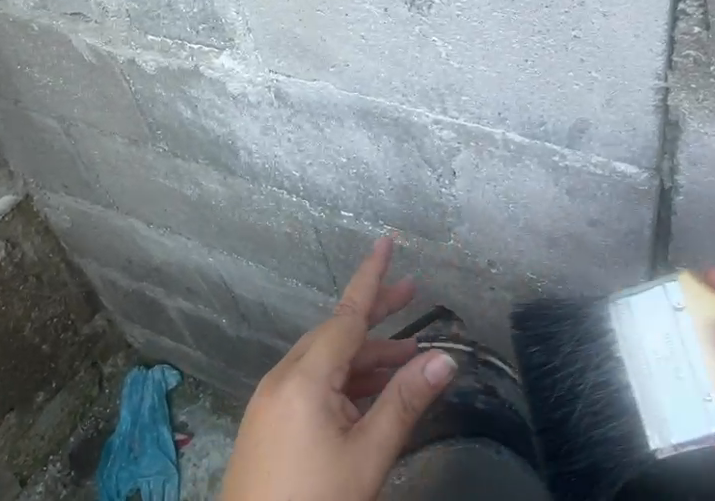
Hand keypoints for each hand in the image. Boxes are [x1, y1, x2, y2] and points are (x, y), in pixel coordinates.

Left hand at [220, 237, 457, 500]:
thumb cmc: (313, 500)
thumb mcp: (368, 455)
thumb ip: (405, 401)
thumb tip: (446, 357)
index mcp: (304, 378)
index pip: (347, 314)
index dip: (371, 277)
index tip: (387, 240)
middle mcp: (282, 379)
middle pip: (337, 333)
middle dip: (377, 316)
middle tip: (414, 294)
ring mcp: (271, 403)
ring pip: (325, 362)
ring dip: (366, 356)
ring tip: (407, 358)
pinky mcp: (268, 426)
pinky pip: (312, 385)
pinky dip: (346, 381)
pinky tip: (372, 394)